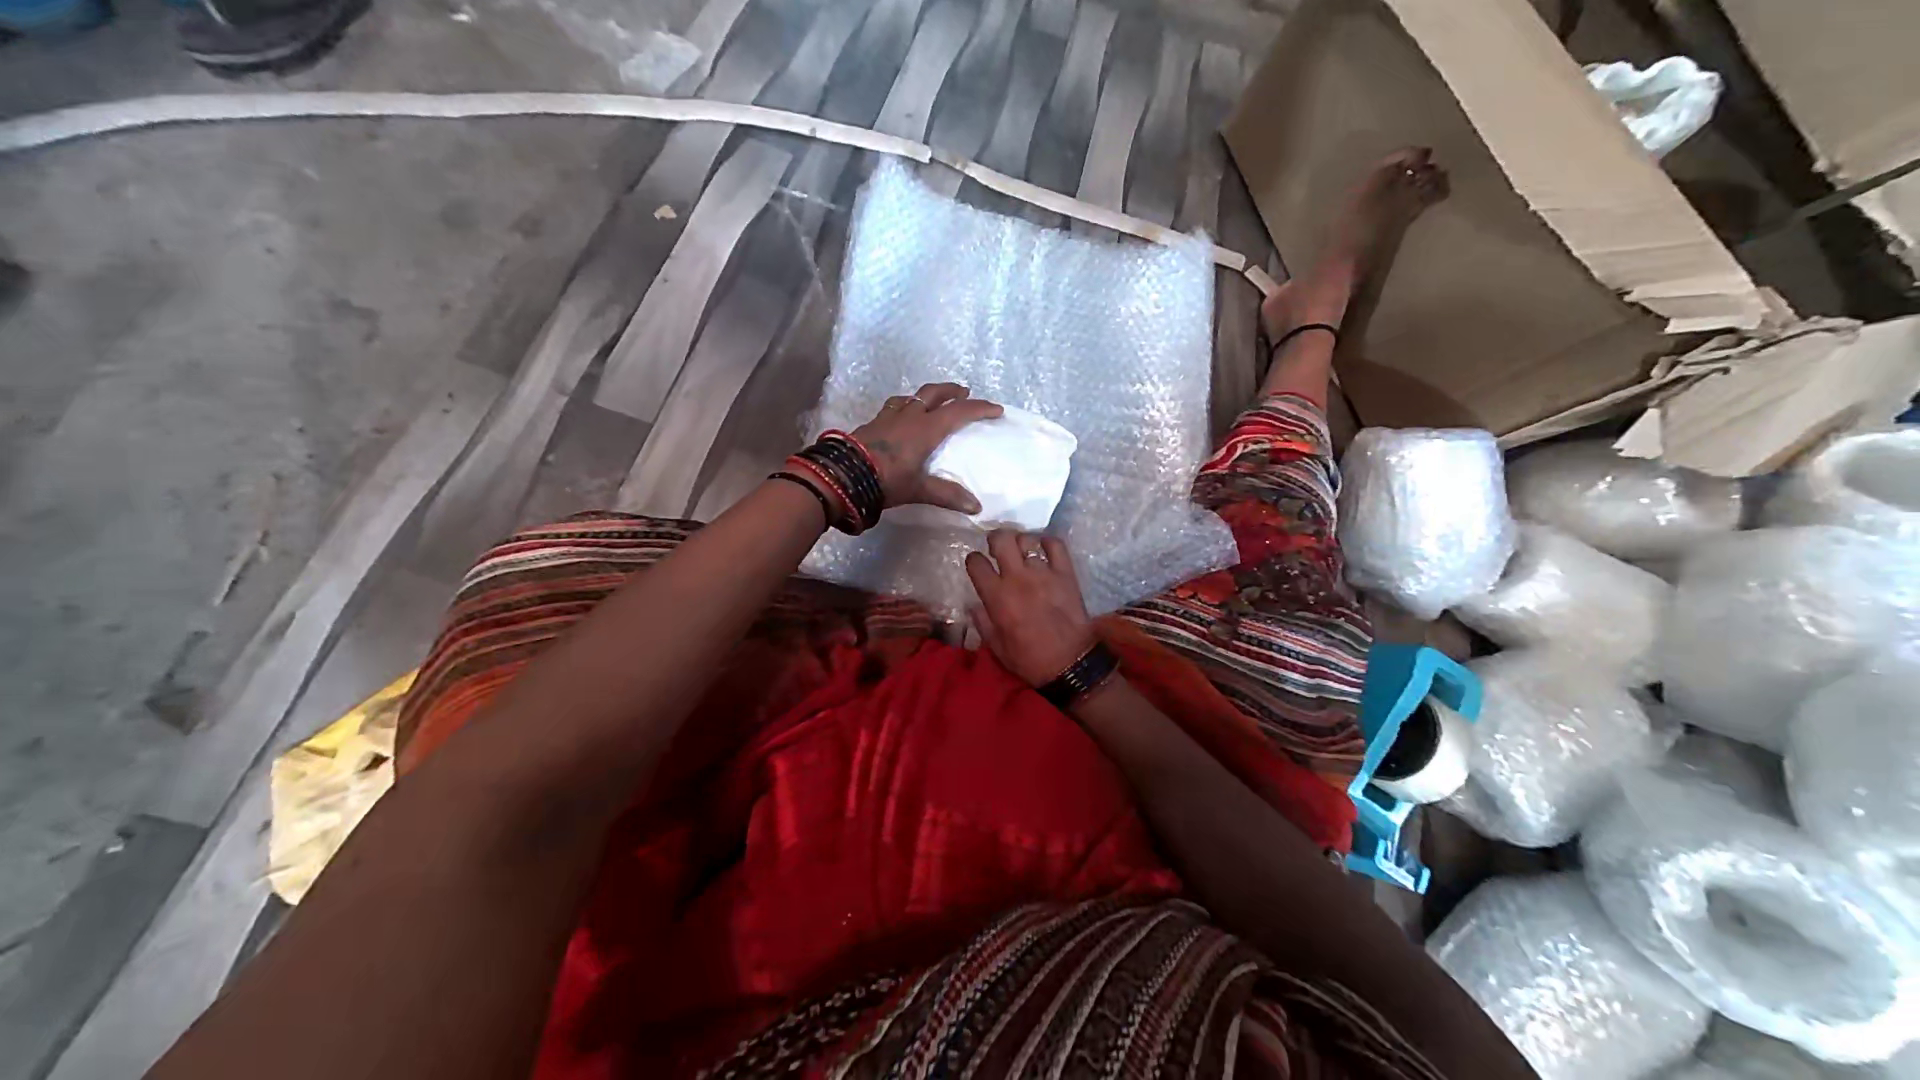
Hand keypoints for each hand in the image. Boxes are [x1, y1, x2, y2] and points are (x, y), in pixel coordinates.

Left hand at [852, 382, 1001, 511]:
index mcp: (925, 428)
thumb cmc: (885, 480)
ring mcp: (888, 417)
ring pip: (911, 396)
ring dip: (926, 395)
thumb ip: (947, 495)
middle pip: (934, 393)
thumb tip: (975, 506)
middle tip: (964, 393)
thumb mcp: (918, 489)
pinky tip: (902, 415)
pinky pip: (894, 406)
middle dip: (951, 391)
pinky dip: (905, 405)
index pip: (958, 411)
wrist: (843, 476)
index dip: (979, 408)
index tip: (996, 409)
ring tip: (933, 401)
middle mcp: (909, 416)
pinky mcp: (873, 423)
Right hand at [964, 529, 1096, 685]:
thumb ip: (982, 622)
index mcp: (997, 596)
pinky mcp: (1065, 573)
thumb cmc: (1029, 660)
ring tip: (1022, 552)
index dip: (974, 561)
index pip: (976, 562)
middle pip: (1001, 539)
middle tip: (998, 549)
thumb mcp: (996, 647)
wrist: (1070, 664)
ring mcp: (1043, 573)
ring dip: (1021, 543)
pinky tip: (1044, 550)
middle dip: (995, 539)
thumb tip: (974, 605)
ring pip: (1027, 540)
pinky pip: (1056, 544)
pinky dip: (1048, 542)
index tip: (978, 566)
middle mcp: (1017, 578)